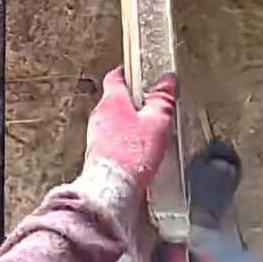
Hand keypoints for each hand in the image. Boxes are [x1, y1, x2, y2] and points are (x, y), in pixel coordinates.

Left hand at [85, 68, 177, 190]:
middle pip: (114, 99)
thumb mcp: (157, 123)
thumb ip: (162, 100)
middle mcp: (100, 114)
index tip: (137, 74)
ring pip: (112, 120)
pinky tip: (135, 153)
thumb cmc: (132, 154)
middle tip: (148, 108)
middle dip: (131, 103)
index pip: (116, 76)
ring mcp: (95, 134)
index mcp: (113, 100)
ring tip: (145, 134)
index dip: (127, 74)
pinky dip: (121, 142)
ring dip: (126, 124)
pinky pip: (109, 140)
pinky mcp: (96, 152)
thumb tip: (167, 81)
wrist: (112, 187)